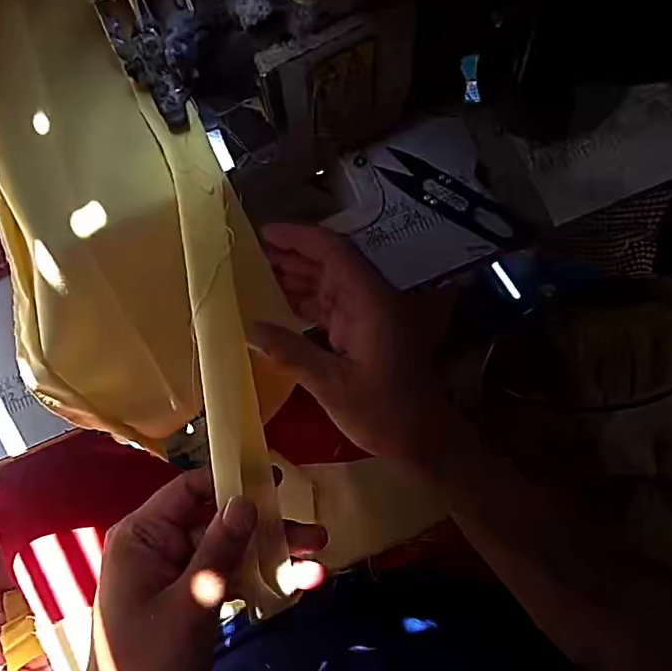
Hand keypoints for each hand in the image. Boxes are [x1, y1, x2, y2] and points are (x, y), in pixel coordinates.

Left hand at [89, 468, 325, 670]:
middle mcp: (157, 546)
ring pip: (228, 551)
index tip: (278, 483)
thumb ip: (219, 550)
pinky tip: (298, 585)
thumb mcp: (191, 605)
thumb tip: (245, 500)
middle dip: (266, 529)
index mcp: (142, 536)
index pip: (189, 490)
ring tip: (319, 564)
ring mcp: (174, 573)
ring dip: (271, 556)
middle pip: (217, 521)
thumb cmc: (149, 666)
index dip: (232, 482)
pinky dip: (257, 580)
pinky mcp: (189, 598)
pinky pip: (226, 577)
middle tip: (315, 536)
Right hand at [250, 223, 462, 469]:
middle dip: (291, 254)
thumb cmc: (383, 412)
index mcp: (369, 302)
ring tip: (255, 272)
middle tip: (248, 252)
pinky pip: (330, 304)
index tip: (264, 231)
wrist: (422, 438)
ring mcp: (368, 314)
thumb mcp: (332, 386)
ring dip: (295, 275)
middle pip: (329, 262)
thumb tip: (251, 328)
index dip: (299, 236)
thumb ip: (291, 352)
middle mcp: (371, 299)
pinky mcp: (364, 330)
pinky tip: (278, 302)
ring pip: (328, 281)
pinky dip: (304, 300)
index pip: (333, 252)